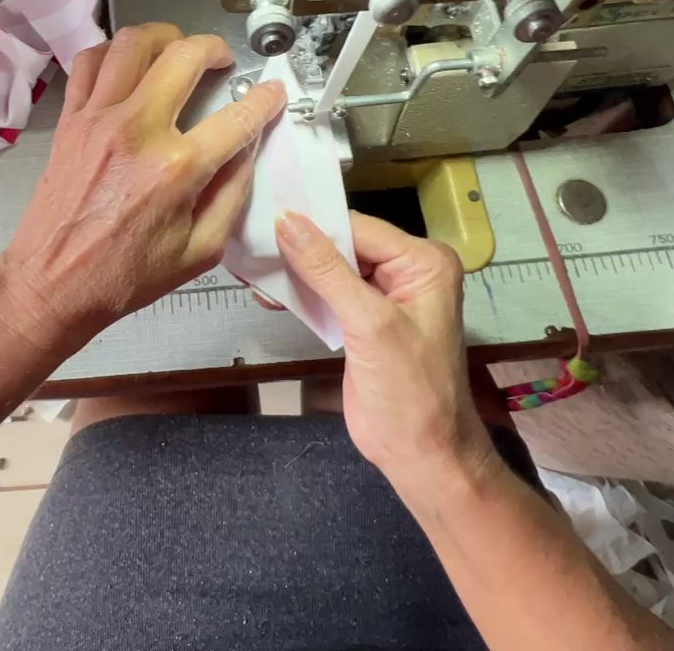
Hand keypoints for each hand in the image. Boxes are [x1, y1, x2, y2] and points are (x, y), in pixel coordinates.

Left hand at [0, 24, 285, 354]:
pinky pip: (89, 61)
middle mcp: (137, 130)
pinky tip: (129, 64)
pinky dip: (113, 51)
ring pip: (133, 43)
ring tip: (178, 49)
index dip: (265, 99)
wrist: (54, 281)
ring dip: (164, 36)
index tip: (273, 91)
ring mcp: (98, 118)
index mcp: (177, 169)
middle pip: (185, 56)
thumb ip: (233, 195)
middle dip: (214, 48)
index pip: (237, 118)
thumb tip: (246, 150)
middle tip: (222, 59)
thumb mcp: (201, 251)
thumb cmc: (125, 275)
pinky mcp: (70, 119)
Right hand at [276, 210, 505, 488]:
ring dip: (293, 271)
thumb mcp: (368, 324)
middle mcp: (405, 271)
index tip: (264, 217)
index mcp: (423, 262)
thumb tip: (285, 221)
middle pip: (342, 244)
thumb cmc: (409, 391)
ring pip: (329, 268)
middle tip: (250, 240)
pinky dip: (299, 294)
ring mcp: (383, 296)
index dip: (313, 224)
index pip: (358, 228)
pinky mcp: (361, 320)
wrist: (420, 456)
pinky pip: (326, 293)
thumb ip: (325, 270)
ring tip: (252, 267)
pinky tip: (268, 294)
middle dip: (298, 247)